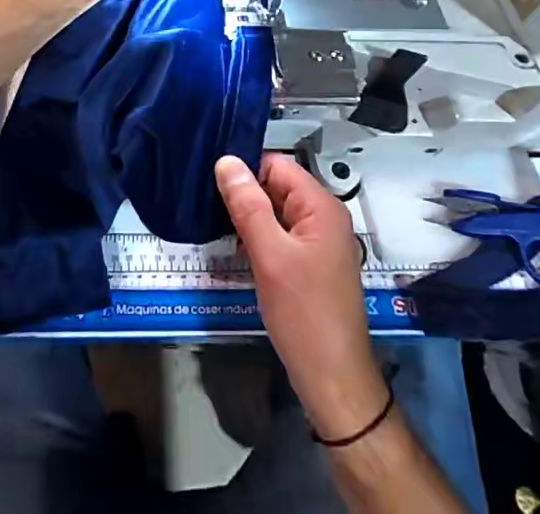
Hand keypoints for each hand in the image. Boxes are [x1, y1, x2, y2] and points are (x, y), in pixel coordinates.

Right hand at [215, 154, 388, 438]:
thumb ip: (247, 206)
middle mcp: (324, 217)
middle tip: (206, 205)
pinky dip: (260, 238)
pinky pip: (282, 236)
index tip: (210, 181)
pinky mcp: (311, 264)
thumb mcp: (270, 255)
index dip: (245, 169)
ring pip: (277, 212)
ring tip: (216, 225)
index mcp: (321, 207)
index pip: (278, 165)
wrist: (333, 377)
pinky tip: (238, 249)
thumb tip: (226, 162)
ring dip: (249, 217)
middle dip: (244, 194)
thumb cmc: (304, 314)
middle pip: (278, 187)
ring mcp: (319, 242)